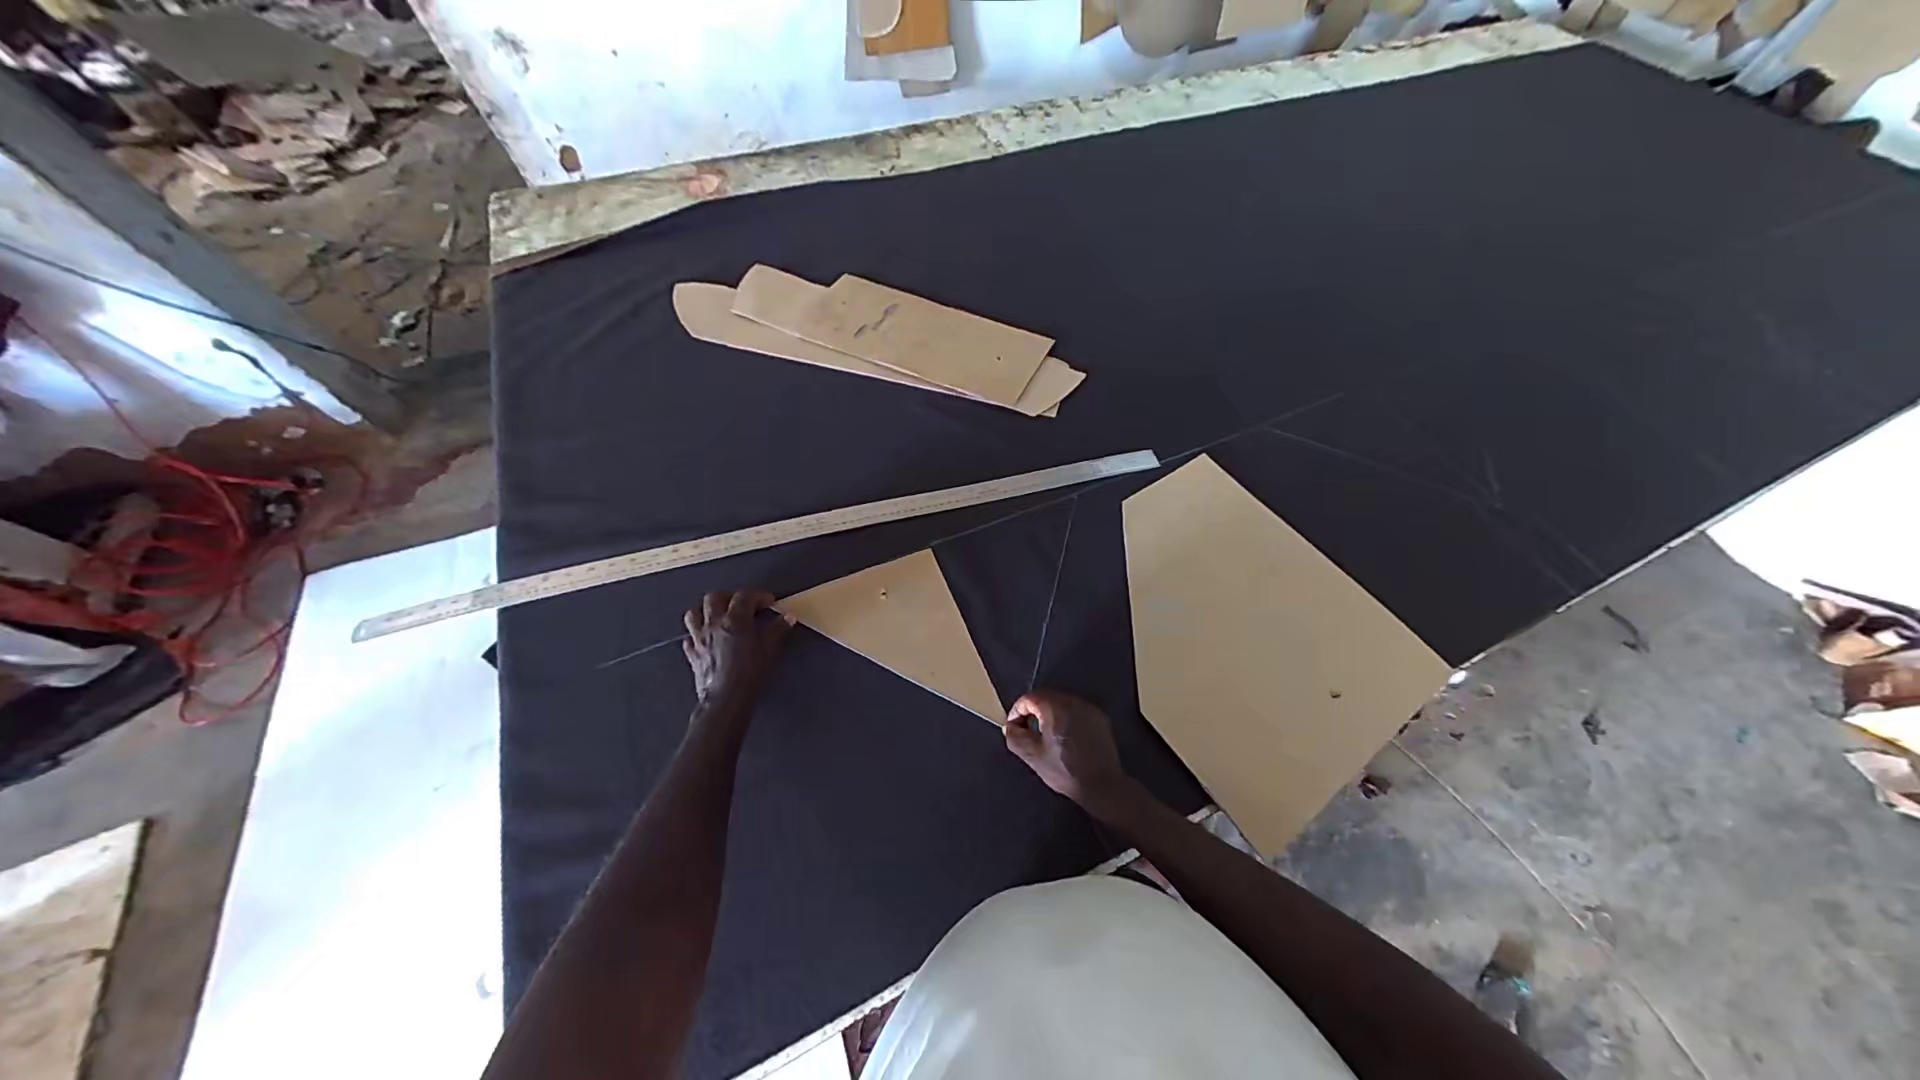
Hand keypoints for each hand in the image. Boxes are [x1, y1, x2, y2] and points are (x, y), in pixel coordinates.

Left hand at [683, 590, 791, 712]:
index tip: (769, 602)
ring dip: (706, 611)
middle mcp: (713, 624)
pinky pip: (689, 638)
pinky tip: (706, 640)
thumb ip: (778, 630)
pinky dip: (697, 635)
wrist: (726, 699)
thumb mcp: (770, 650)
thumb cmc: (750, 672)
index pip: (745, 596)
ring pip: (694, 613)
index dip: (758, 595)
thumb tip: (788, 618)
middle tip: (742, 605)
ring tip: (718, 616)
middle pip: (714, 597)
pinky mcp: (692, 654)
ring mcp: (699, 638)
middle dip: (729, 597)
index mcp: (734, 620)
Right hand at [1004, 690, 1139, 817]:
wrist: (1101, 784)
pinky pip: (1076, 712)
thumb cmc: (1064, 770)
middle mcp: (1073, 701)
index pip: (1028, 698)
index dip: (1016, 712)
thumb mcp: (1031, 755)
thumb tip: (1010, 726)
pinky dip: (1066, 720)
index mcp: (1054, 707)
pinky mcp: (1099, 718)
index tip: (1013, 728)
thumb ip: (1014, 736)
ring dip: (1050, 716)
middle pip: (1045, 698)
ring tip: (1046, 737)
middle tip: (1028, 733)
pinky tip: (1066, 739)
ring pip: (1061, 704)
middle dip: (1032, 713)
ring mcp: (1088, 709)